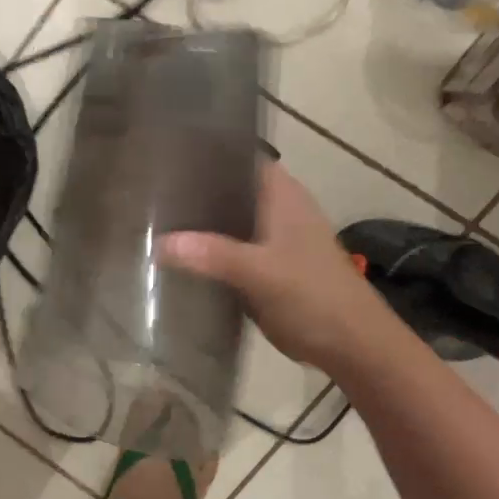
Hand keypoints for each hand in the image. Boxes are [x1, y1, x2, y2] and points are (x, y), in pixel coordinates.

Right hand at [160, 160, 402, 375]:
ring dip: (192, 218)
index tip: (162, 152)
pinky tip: (167, 250)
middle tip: (144, 185)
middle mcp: (274, 209)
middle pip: (225, 186)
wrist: (354, 349)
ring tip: (145, 213)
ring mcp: (268, 238)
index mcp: (282, 196)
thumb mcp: (262, 273)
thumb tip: (157, 243)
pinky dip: (199, 246)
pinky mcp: (261, 266)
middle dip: (189, 186)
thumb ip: (213, 255)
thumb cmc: (316, 297)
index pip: (239, 156)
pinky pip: (221, 246)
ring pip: (221, 217)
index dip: (204, 150)